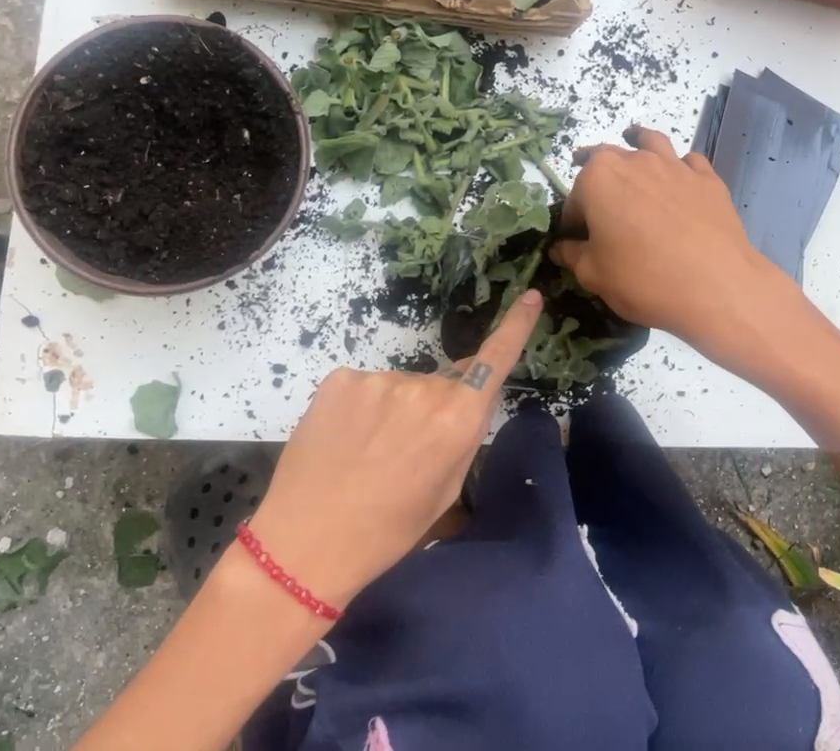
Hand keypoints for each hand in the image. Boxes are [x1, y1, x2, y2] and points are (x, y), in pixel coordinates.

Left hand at [243, 290, 542, 609]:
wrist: (308, 542)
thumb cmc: (388, 531)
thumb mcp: (444, 492)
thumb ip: (461, 438)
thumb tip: (463, 402)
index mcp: (458, 420)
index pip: (494, 361)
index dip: (516, 326)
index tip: (531, 296)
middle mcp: (424, 388)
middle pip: (439, 386)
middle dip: (429, 411)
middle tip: (400, 456)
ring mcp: (379, 379)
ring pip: (397, 389)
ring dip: (390, 412)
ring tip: (364, 455)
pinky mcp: (340, 378)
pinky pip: (363, 387)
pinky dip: (358, 409)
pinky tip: (342, 440)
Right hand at [550, 126, 801, 363]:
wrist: (716, 287)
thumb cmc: (643, 278)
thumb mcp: (593, 274)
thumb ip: (572, 255)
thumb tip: (561, 248)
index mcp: (598, 178)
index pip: (574, 201)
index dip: (572, 224)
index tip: (577, 244)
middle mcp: (635, 161)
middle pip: (607, 162)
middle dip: (597, 180)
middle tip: (599, 208)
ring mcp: (675, 165)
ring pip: (650, 144)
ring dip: (637, 146)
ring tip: (633, 146)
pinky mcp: (707, 178)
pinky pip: (688, 163)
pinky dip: (679, 169)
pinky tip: (679, 183)